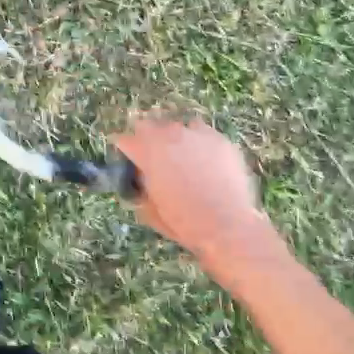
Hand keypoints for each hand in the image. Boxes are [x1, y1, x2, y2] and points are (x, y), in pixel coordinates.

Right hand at [115, 117, 273, 264]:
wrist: (229, 227)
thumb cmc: (185, 223)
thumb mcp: (151, 211)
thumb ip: (141, 190)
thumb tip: (139, 185)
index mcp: (146, 150)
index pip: (123, 140)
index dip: (126, 153)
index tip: (132, 164)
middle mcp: (168, 134)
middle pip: (148, 126)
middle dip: (148, 141)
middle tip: (158, 161)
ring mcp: (195, 133)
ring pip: (178, 128)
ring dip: (177, 140)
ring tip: (187, 161)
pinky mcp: (219, 139)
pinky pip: (204, 135)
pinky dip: (202, 145)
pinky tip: (209, 164)